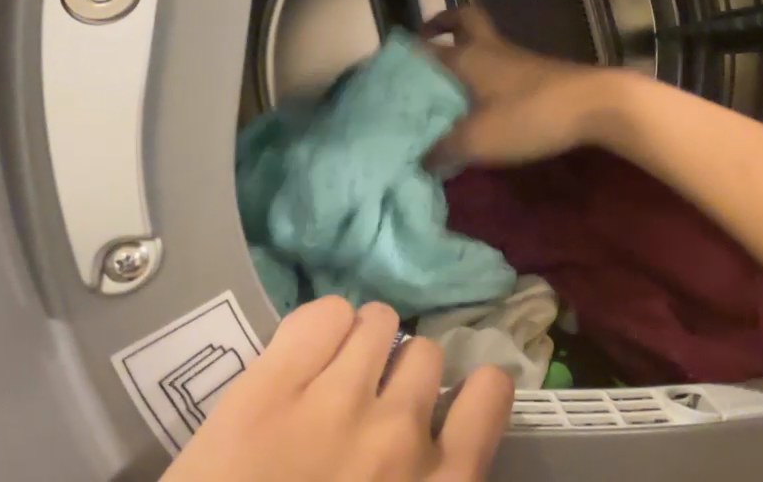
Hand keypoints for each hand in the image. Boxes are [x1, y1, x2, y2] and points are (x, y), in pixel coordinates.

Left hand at [159, 297, 512, 481]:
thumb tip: (435, 448)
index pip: (489, 394)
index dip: (470, 388)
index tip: (442, 400)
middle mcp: (400, 436)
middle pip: (425, 352)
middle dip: (400, 371)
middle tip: (365, 401)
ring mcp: (336, 404)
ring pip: (378, 321)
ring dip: (361, 342)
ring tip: (330, 372)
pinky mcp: (273, 387)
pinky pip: (326, 313)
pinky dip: (322, 326)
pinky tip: (302, 357)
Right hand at [422, 9, 628, 168]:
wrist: (596, 105)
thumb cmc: (529, 116)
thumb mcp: (476, 141)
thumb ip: (442, 150)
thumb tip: (420, 160)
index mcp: (466, 57)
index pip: (423, 49)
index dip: (402, 57)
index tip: (382, 72)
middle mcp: (489, 49)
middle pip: (463, 21)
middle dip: (442, 26)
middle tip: (427, 43)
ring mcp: (517, 58)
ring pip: (484, 43)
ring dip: (465, 55)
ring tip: (447, 86)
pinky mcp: (538, 73)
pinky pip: (501, 64)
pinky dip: (486, 75)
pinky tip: (481, 104)